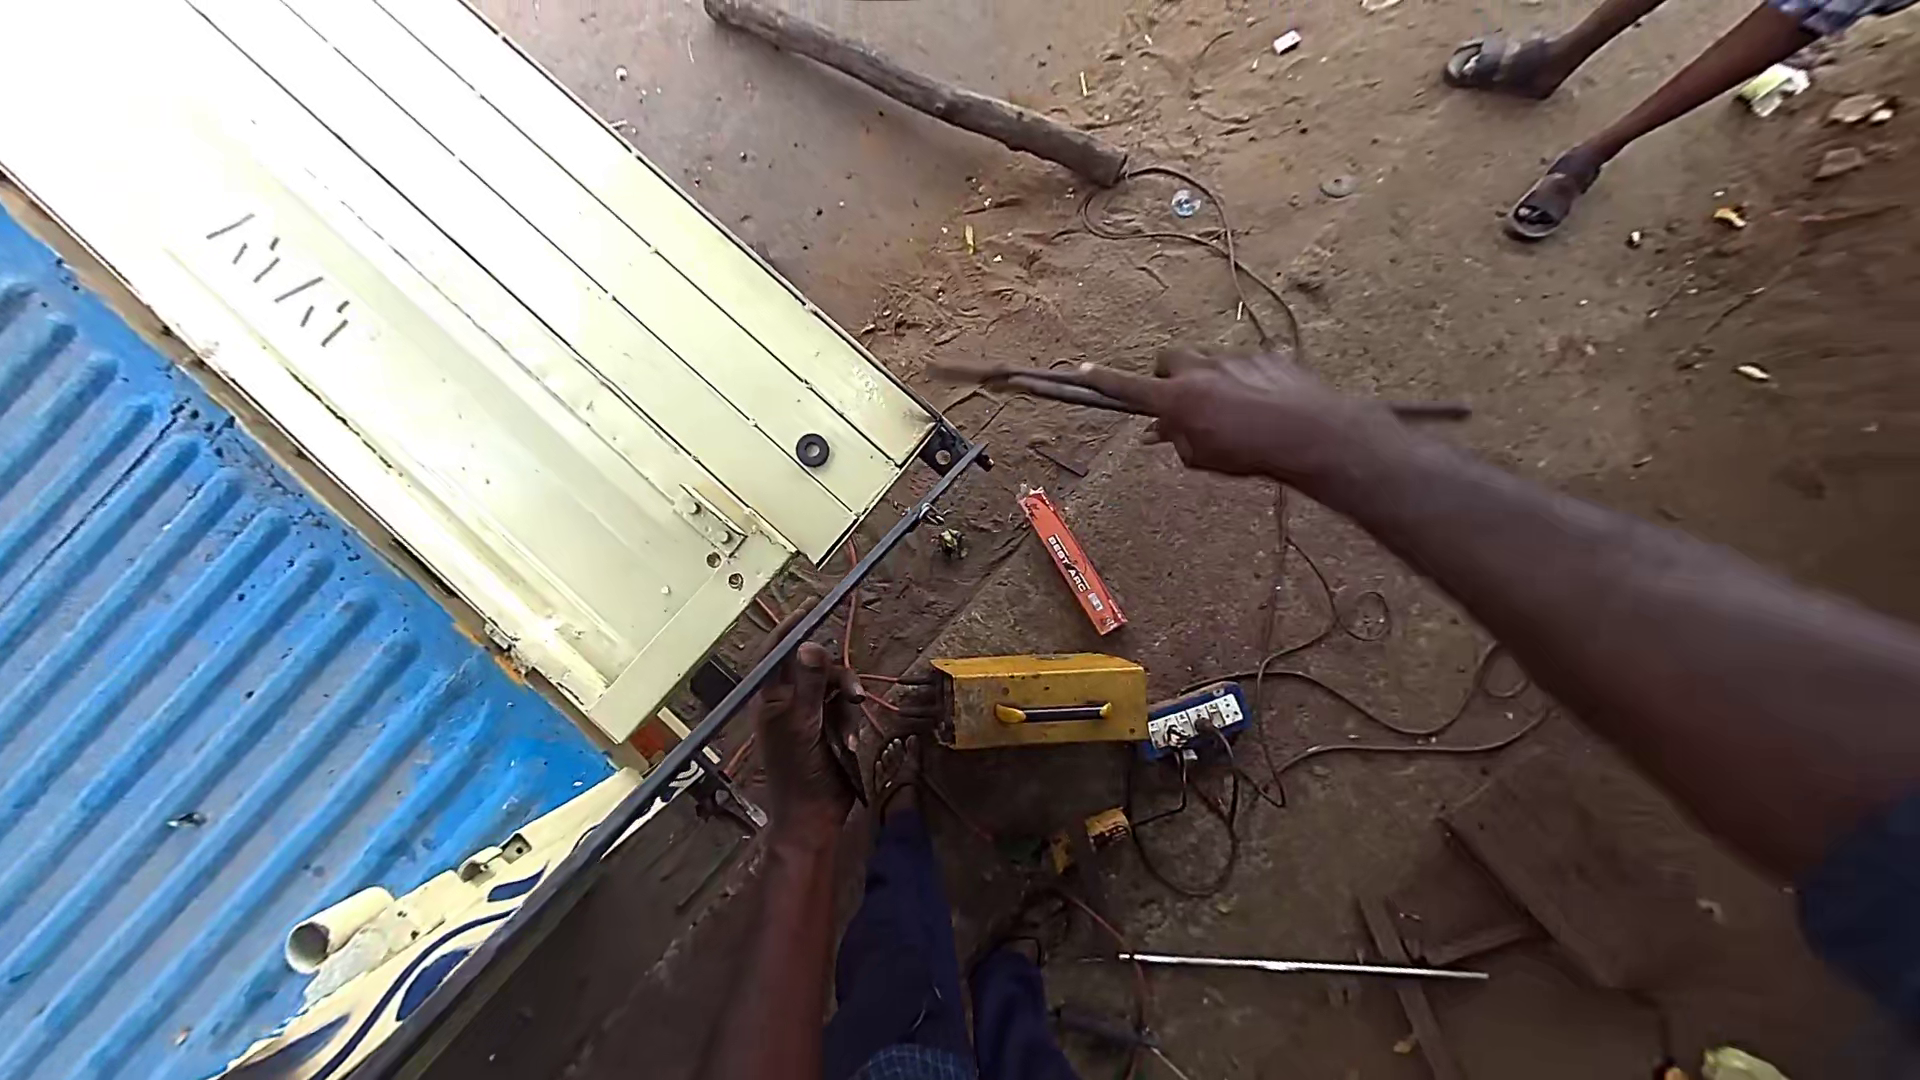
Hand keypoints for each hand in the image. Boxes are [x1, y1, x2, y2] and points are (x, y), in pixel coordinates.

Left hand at [745, 639, 860, 837]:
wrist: (814, 814)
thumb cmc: (797, 772)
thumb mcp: (803, 724)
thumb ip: (808, 684)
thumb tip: (809, 644)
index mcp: (771, 697)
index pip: (777, 652)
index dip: (791, 628)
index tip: (811, 607)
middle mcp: (790, 699)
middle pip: (816, 666)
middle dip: (837, 680)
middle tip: (853, 694)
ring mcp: (811, 712)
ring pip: (836, 685)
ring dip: (847, 706)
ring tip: (848, 733)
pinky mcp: (830, 724)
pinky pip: (845, 707)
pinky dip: (850, 721)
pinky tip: (848, 742)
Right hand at [1072, 345, 1405, 488]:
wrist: (1310, 434)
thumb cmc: (1249, 454)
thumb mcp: (1201, 457)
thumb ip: (1176, 438)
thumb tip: (1159, 430)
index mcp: (1177, 398)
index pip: (1128, 387)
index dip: (1103, 380)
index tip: (1083, 370)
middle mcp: (1200, 370)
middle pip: (1168, 359)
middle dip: (1167, 374)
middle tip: (1180, 399)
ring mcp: (1233, 359)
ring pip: (1207, 363)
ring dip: (1208, 380)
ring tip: (1231, 410)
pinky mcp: (1265, 356)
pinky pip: (1244, 365)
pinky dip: (1244, 382)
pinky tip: (1262, 405)